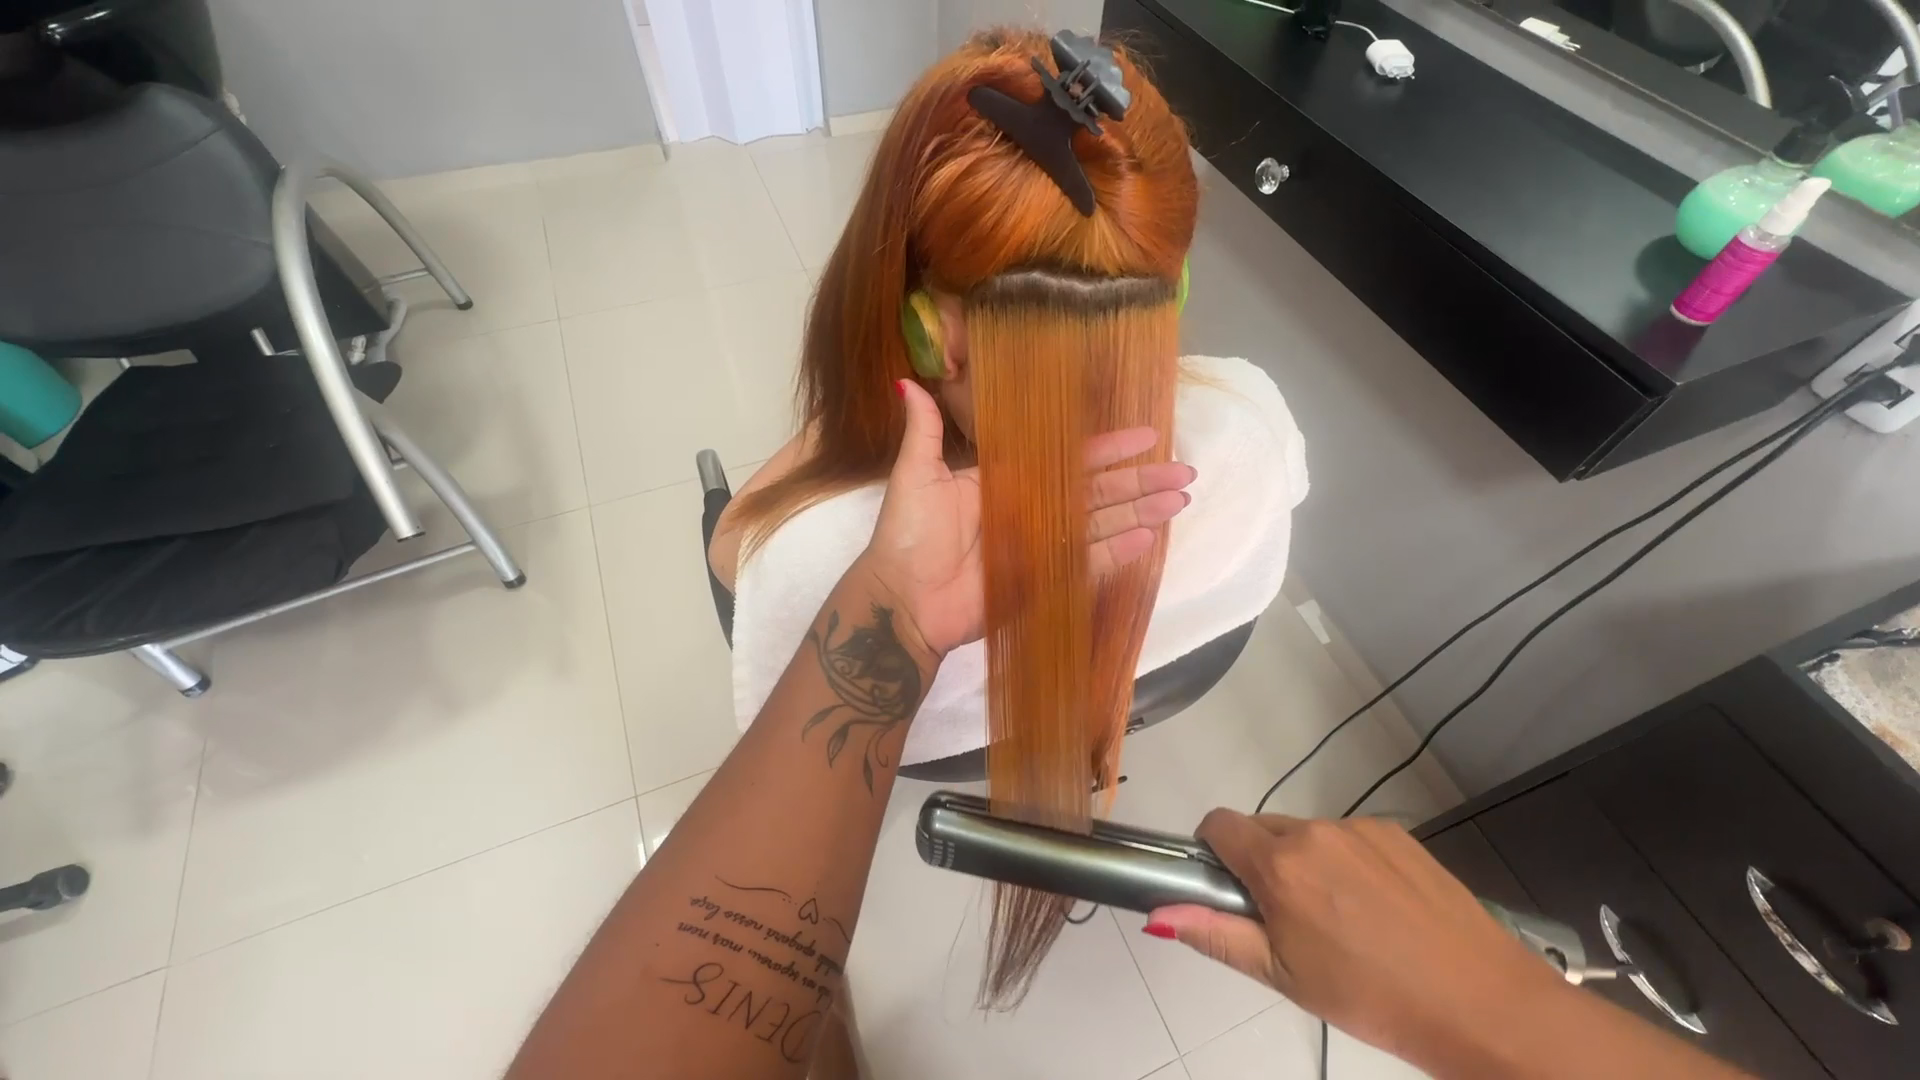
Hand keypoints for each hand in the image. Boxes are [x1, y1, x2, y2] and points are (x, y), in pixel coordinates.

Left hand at [858, 379, 1195, 658]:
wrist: (903, 601)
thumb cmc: (909, 535)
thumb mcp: (915, 476)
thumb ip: (925, 432)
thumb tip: (907, 380)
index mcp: (1008, 482)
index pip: (1068, 460)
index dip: (1108, 448)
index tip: (1147, 436)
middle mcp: (1031, 511)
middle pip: (1097, 492)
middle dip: (1140, 482)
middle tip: (1185, 472)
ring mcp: (1041, 548)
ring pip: (1101, 525)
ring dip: (1140, 513)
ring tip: (1179, 501)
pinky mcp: (1044, 582)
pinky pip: (1088, 565)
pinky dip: (1118, 553)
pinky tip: (1148, 537)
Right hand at [1144, 811, 1565, 1070]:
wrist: (1485, 1005)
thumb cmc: (1372, 998)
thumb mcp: (1284, 977)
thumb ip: (1215, 936)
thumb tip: (1156, 912)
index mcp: (1280, 864)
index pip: (1218, 824)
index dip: (1212, 851)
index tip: (1229, 890)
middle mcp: (1315, 830)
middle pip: (1262, 830)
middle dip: (1261, 864)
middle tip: (1288, 920)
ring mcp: (1361, 828)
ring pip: (1307, 834)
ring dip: (1305, 864)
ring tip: (1342, 921)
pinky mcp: (1398, 833)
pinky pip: (1349, 837)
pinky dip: (1347, 863)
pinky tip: (1378, 910)